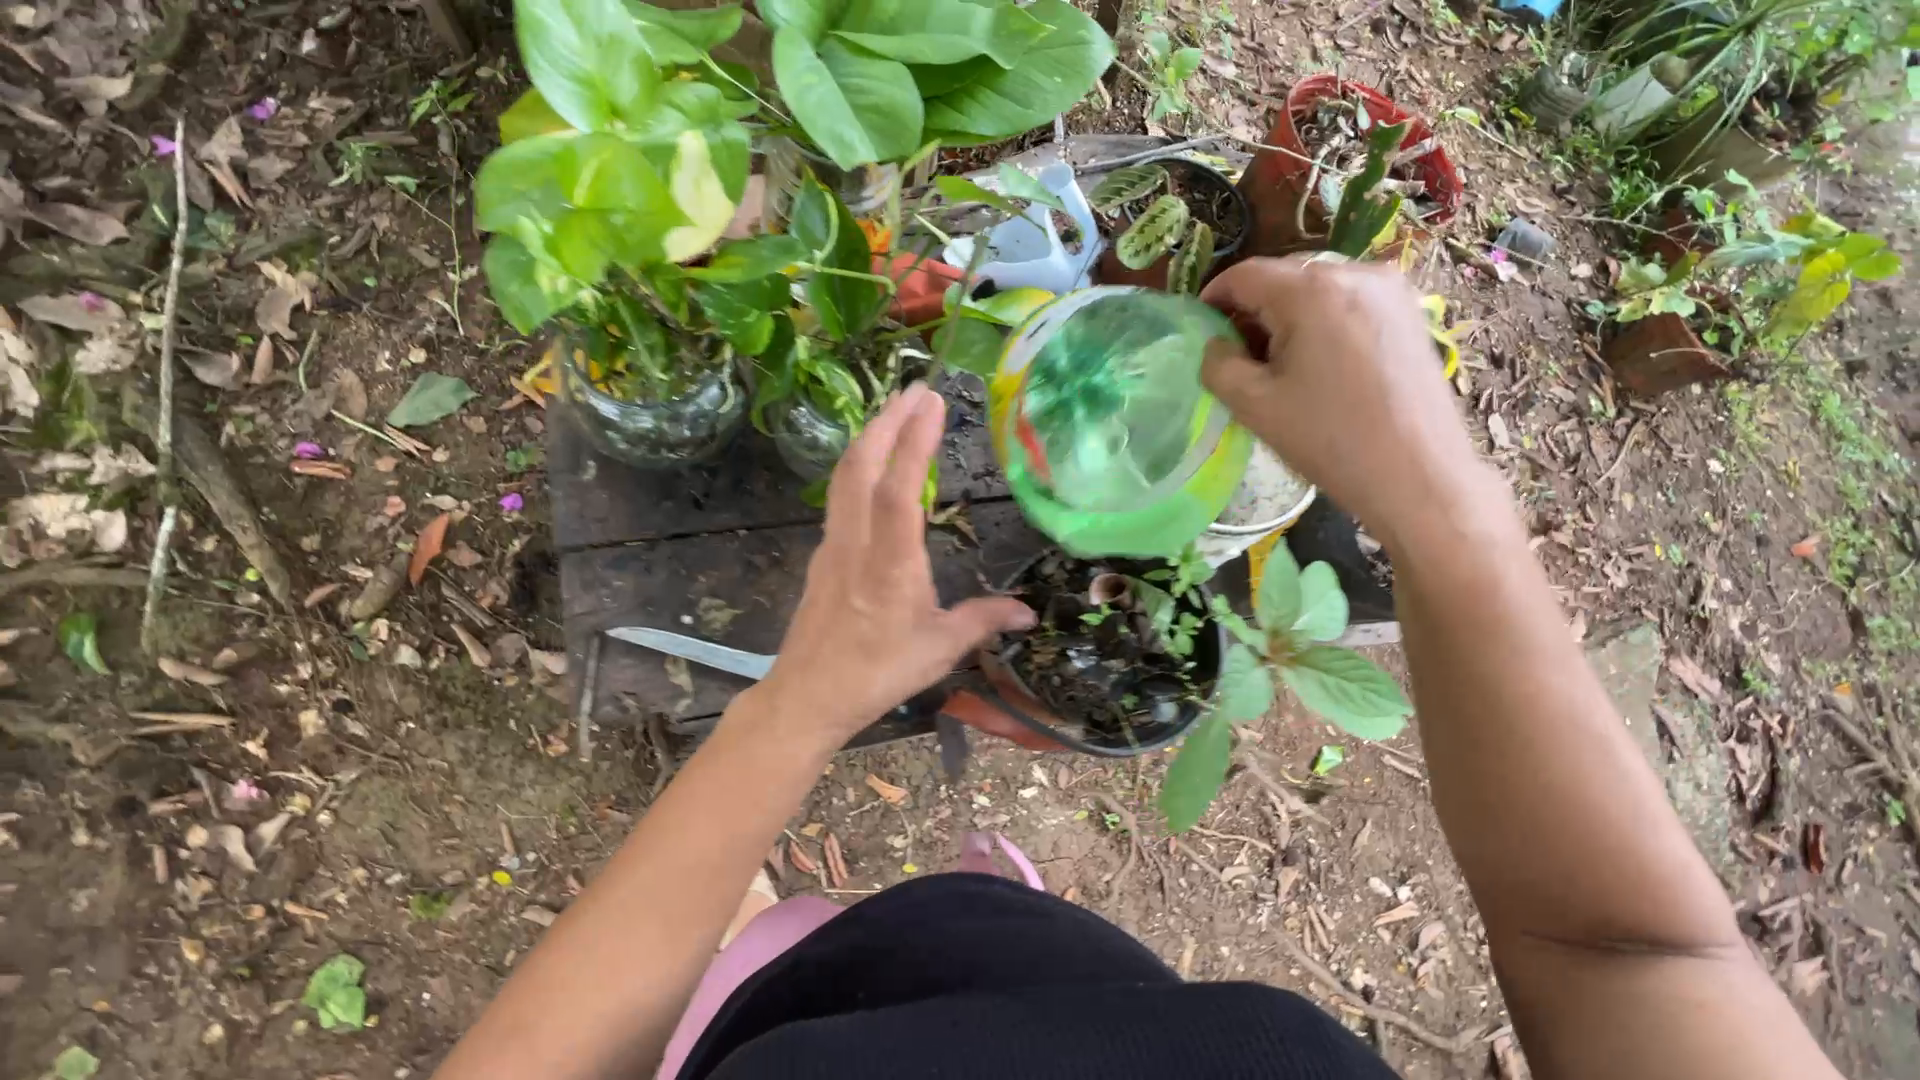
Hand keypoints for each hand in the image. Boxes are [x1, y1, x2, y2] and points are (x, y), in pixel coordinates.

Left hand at [747, 383, 1035, 746]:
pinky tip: (872, 468)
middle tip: (915, 388)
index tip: (931, 401)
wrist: (807, 696)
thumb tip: (1028, 612)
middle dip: (887, 420)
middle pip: (861, 467)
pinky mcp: (821, 556)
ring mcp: (832, 546)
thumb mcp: (939, 651)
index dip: (913, 442)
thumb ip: (983, 621)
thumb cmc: (876, 675)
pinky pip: (838, 497)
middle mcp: (855, 543)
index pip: (898, 490)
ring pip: (843, 478)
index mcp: (889, 564)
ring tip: (895, 412)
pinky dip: (857, 467)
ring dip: (868, 438)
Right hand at [1200, 257, 1503, 553]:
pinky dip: (1323, 320)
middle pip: (1284, 276)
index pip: (1245, 275)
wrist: (1418, 474)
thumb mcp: (1254, 405)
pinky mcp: (1410, 311)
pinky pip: (1349, 301)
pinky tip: (1320, 363)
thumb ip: (1218, 365)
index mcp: (1310, 291)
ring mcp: (1389, 289)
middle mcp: (1354, 273)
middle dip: (1253, 308)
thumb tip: (1216, 345)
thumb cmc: (1329, 439)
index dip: (1214, 296)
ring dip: (1289, 315)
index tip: (1199, 326)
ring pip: (1318, 288)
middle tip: (1237, 353)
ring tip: (1280, 362)